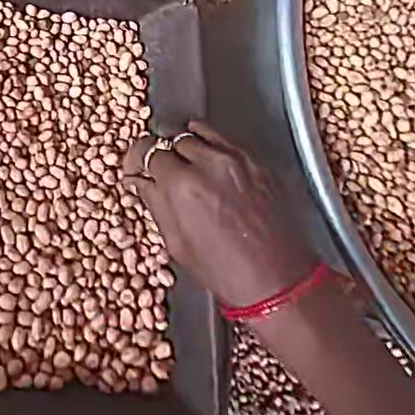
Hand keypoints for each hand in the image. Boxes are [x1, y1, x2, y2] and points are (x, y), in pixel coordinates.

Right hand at [122, 120, 316, 309]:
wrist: (277, 281)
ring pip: (197, 134)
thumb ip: (155, 201)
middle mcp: (207, 165)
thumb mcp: (175, 241)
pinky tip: (205, 153)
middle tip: (160, 168)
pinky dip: (210, 142)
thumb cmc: (224, 270)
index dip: (137, 157)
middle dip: (162, 153)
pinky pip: (224, 139)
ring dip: (185, 145)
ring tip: (182, 160)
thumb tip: (140, 180)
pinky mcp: (257, 163)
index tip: (136, 164)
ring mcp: (235, 161)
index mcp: (180, 185)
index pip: (148, 150)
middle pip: (171, 140)